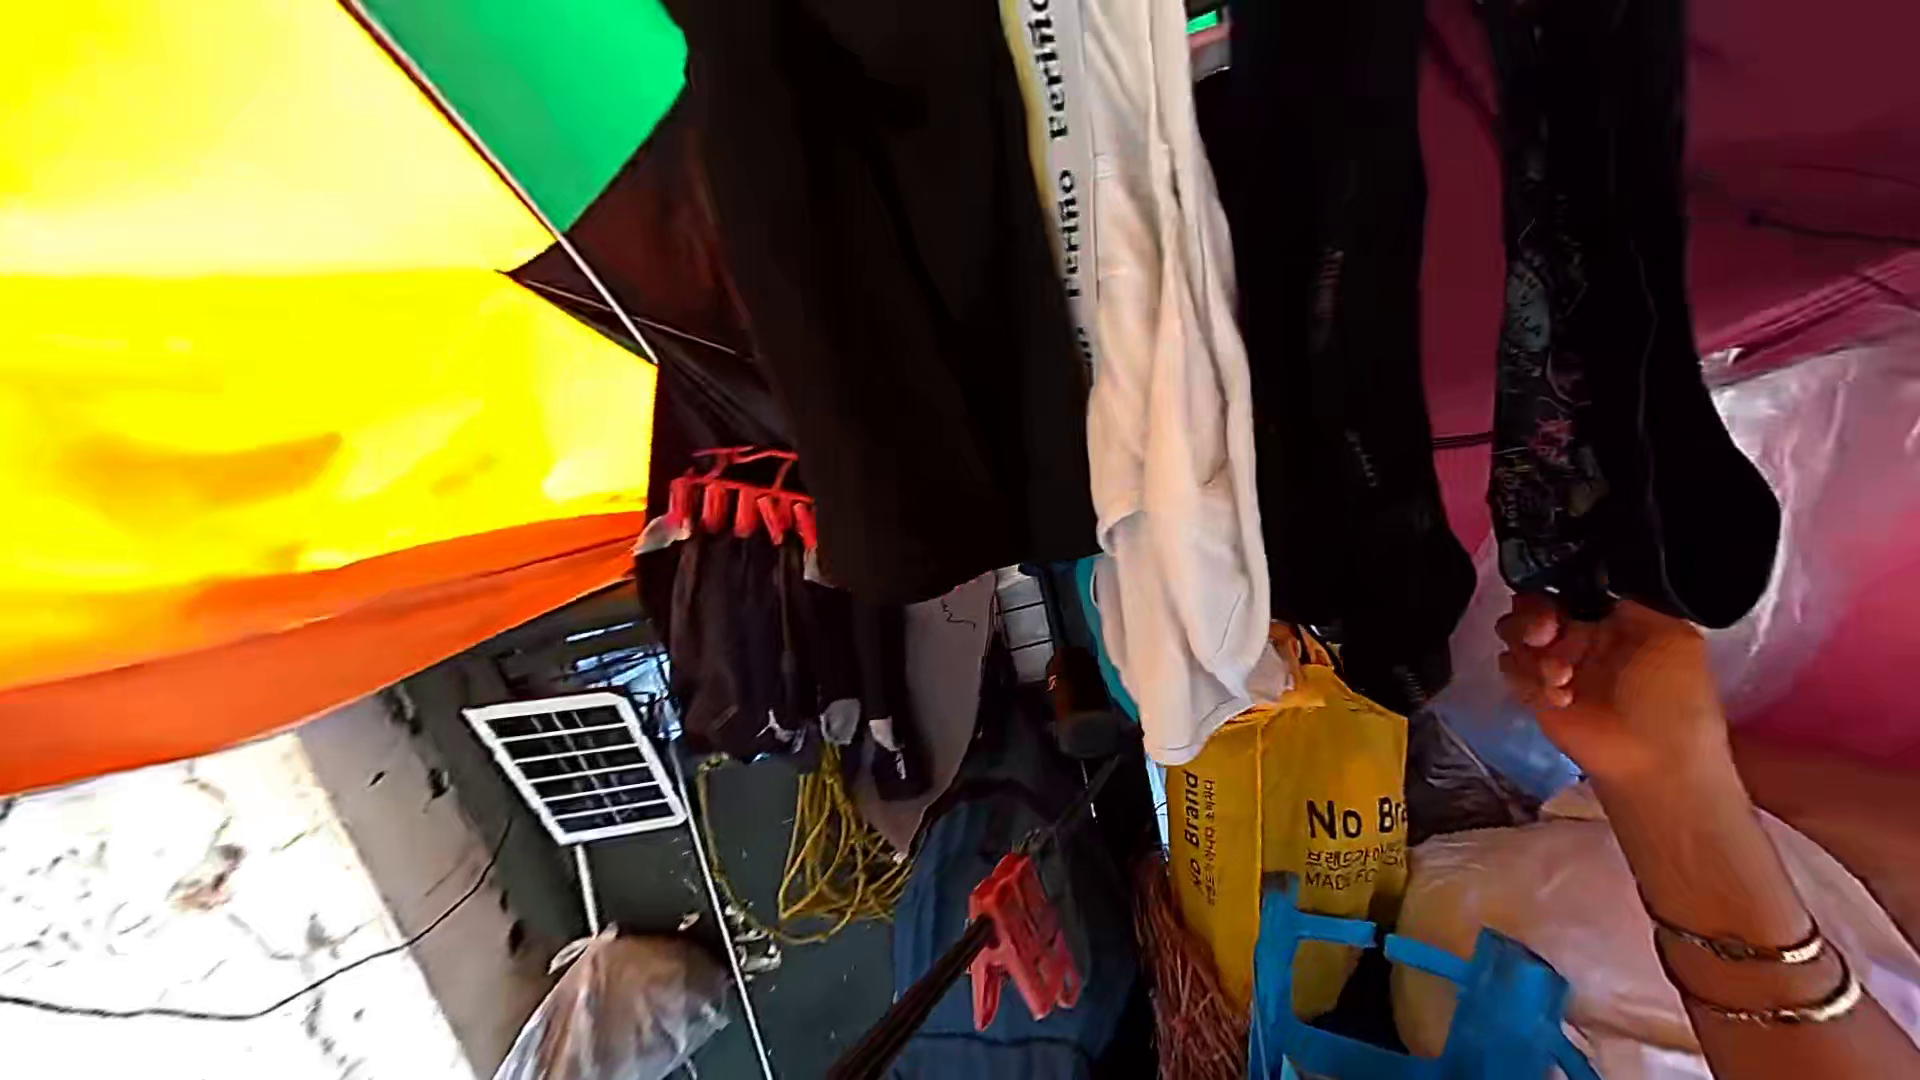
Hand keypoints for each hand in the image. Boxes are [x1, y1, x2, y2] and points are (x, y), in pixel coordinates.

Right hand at [1496, 594, 1731, 786]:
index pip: (1565, 592)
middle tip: (1543, 638)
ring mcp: (1549, 664)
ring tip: (1560, 681)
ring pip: (1512, 635)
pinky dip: (1526, 680)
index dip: (1554, 594)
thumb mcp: (1673, 639)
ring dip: (1532, 655)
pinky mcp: (1529, 688)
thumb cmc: (1671, 700)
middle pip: (1530, 608)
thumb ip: (1635, 602)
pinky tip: (1558, 700)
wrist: (1650, 759)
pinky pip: (1507, 666)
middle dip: (1531, 620)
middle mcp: (1576, 638)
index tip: (1559, 610)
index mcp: (1609, 623)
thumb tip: (1591, 582)